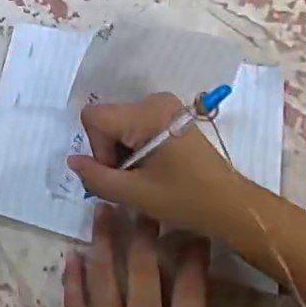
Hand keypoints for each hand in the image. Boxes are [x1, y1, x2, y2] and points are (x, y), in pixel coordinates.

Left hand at [59, 215, 251, 306]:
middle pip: (143, 271)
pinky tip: (72, 258)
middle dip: (143, 231)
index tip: (196, 225)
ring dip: (104, 243)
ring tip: (102, 210)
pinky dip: (73, 282)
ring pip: (105, 280)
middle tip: (142, 195)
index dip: (194, 254)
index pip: (191, 289)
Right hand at [65, 94, 255, 241]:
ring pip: (118, 123)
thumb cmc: (186, 199)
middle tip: (131, 179)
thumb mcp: (135, 194)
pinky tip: (152, 168)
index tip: (119, 172)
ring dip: (121, 151)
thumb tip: (73, 161)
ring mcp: (164, 106)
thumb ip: (96, 176)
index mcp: (147, 113)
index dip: (97, 148)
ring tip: (143, 176)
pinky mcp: (171, 116)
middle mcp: (154, 100)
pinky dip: (134, 147)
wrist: (232, 206)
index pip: (94, 118)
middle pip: (106, 119)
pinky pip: (134, 125)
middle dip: (109, 150)